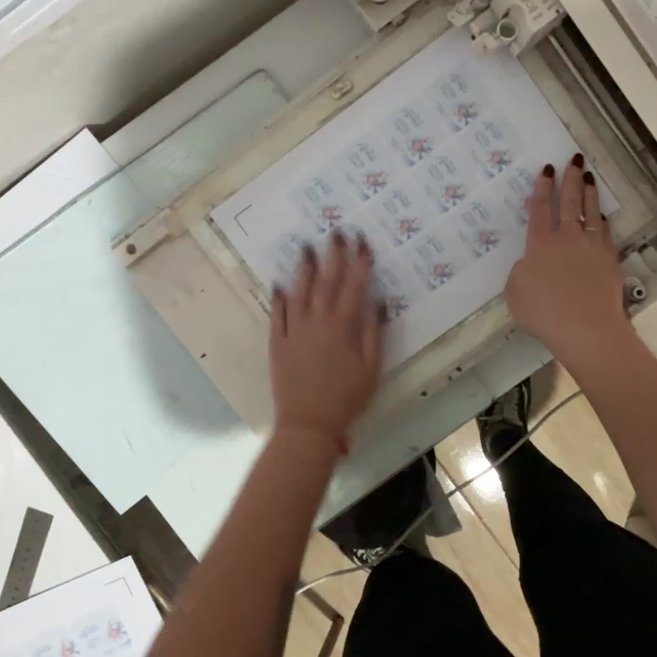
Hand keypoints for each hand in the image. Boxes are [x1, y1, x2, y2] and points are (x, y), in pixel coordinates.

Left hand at [269, 231, 384, 447]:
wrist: (309, 424)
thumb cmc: (347, 398)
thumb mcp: (372, 368)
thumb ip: (375, 332)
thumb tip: (379, 300)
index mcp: (343, 327)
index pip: (353, 286)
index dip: (359, 262)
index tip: (363, 242)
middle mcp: (317, 322)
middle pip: (326, 282)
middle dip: (333, 255)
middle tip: (336, 232)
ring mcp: (293, 331)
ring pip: (299, 292)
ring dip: (304, 268)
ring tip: (306, 247)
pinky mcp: (277, 343)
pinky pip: (277, 314)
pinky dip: (279, 297)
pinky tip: (281, 284)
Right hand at [505, 154, 633, 363]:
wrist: (586, 328)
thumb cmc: (544, 313)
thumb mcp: (515, 292)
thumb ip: (520, 272)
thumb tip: (531, 263)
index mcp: (540, 244)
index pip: (540, 209)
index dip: (542, 188)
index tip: (546, 170)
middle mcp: (567, 238)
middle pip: (570, 202)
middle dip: (570, 179)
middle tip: (573, 160)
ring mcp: (592, 248)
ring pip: (591, 212)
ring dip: (589, 193)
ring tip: (589, 177)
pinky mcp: (609, 260)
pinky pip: (605, 233)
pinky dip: (602, 220)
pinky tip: (602, 216)